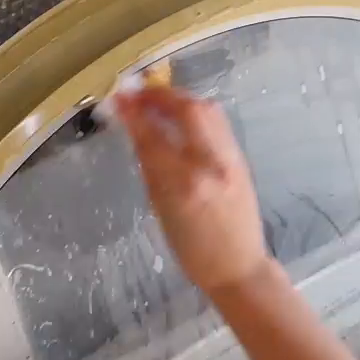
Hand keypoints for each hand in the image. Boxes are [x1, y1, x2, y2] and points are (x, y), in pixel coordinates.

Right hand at [114, 85, 272, 295]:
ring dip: (178, 99)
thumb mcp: (160, 209)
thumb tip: (135, 129)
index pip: (154, 136)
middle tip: (136, 93)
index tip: (118, 98)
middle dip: (159, 95)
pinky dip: (195, 110)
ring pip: (207, 110)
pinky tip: (180, 115)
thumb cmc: (191, 248)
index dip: (134, 113)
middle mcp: (212, 164)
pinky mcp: (241, 157)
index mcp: (185, 184)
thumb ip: (150, 165)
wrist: (238, 266)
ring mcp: (231, 157)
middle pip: (187, 110)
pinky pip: (216, 121)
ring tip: (156, 101)